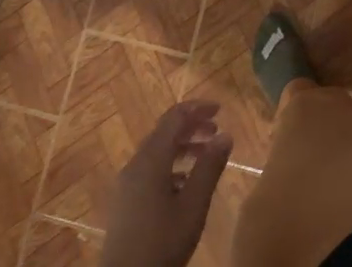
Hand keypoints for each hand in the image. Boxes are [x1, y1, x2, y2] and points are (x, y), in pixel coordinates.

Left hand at [97, 101, 233, 266]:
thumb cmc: (162, 242)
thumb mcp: (193, 205)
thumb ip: (209, 167)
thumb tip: (225, 135)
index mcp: (150, 160)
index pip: (173, 118)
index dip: (197, 109)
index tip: (220, 109)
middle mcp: (135, 165)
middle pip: (163, 133)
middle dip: (191, 127)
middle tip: (216, 130)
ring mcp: (127, 184)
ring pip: (157, 152)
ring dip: (182, 147)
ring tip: (206, 154)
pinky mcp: (126, 202)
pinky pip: (150, 170)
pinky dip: (171, 165)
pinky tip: (186, 182)